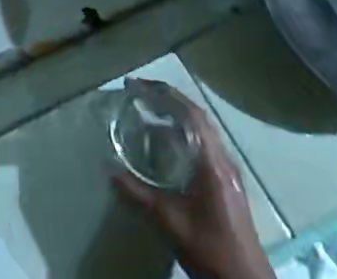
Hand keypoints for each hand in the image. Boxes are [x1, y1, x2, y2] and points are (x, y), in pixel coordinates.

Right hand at [112, 83, 273, 278]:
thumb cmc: (210, 250)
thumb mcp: (168, 222)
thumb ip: (136, 193)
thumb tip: (107, 168)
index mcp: (213, 164)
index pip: (191, 114)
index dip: (163, 93)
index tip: (135, 86)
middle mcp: (224, 161)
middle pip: (197, 117)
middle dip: (166, 99)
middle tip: (136, 93)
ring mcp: (228, 173)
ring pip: (201, 130)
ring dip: (174, 115)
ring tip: (145, 113)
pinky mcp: (227, 184)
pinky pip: (202, 144)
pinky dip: (180, 133)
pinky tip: (162, 145)